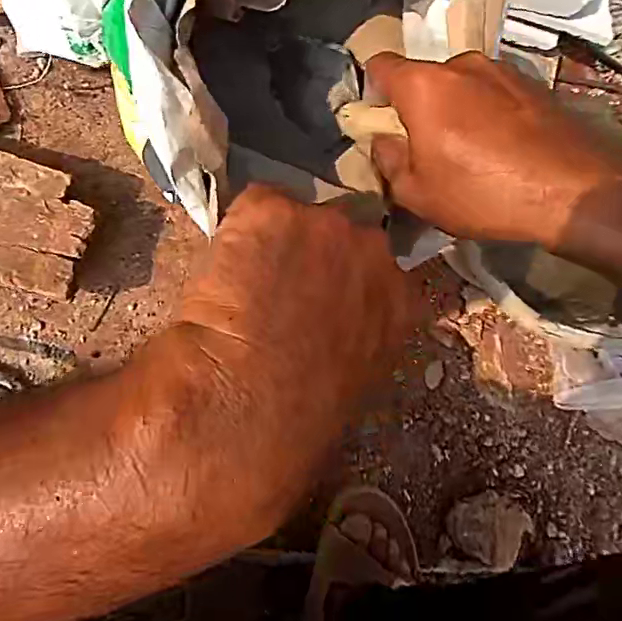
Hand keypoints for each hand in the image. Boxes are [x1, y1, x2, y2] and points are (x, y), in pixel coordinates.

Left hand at [178, 185, 417, 430]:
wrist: (243, 403)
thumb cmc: (300, 415)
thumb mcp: (359, 377)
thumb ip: (363, 331)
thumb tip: (340, 322)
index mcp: (398, 295)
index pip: (378, 262)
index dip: (344, 271)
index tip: (322, 288)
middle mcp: (369, 247)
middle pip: (339, 230)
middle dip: (315, 248)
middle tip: (282, 280)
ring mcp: (320, 223)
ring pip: (294, 214)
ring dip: (276, 236)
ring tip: (246, 275)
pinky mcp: (270, 209)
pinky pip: (253, 205)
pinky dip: (237, 228)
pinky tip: (223, 262)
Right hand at [365, 52, 621, 248]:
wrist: (578, 192)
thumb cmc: (485, 193)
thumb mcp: (418, 193)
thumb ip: (387, 159)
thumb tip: (384, 139)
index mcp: (423, 84)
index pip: (380, 64)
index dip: (373, 89)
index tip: (381, 118)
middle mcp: (460, 65)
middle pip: (423, 77)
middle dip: (418, 105)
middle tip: (428, 145)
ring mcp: (502, 70)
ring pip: (461, 84)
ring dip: (457, 107)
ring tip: (472, 149)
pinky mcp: (534, 83)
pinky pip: (494, 92)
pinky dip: (489, 111)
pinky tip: (504, 146)